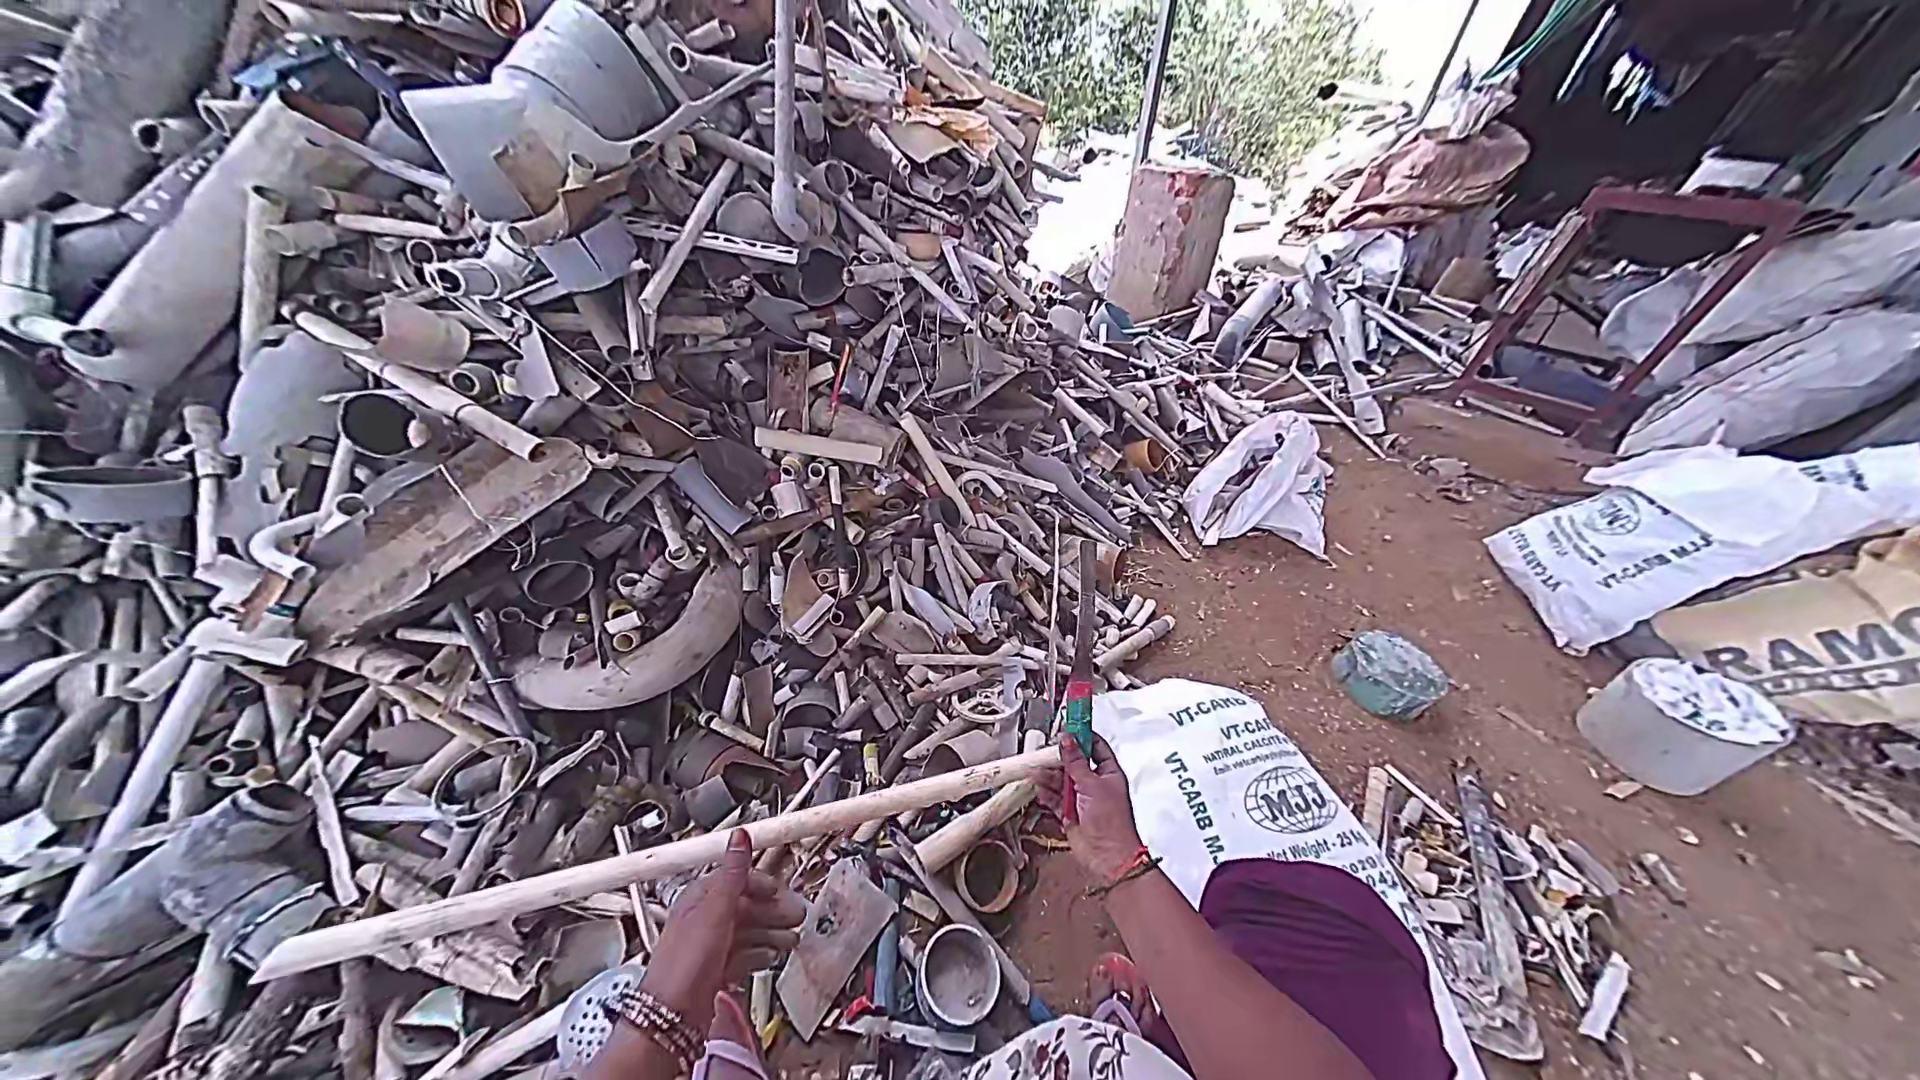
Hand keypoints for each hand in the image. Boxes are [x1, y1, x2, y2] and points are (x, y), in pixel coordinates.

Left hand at [639, 831, 804, 1029]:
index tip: (781, 889)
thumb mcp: (716, 907)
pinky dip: (758, 953)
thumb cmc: (684, 963)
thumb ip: (733, 871)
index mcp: (700, 898)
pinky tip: (769, 955)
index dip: (762, 883)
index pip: (737, 880)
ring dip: (771, 932)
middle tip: (797, 914)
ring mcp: (708, 947)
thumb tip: (740, 835)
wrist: (670, 1019)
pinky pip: (742, 955)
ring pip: (746, 931)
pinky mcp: (713, 972)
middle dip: (774, 910)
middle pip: (745, 907)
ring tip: (791, 936)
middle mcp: (702, 920)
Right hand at [1034, 733, 1145, 883]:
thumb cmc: (1111, 821)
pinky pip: (1055, 798)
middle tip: (1045, 750)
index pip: (1095, 746)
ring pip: (1061, 780)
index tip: (1067, 725)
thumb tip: (1068, 739)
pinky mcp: (1070, 813)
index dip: (1082, 735)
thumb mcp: (1092, 784)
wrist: (1108, 857)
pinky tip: (1038, 788)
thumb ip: (1076, 762)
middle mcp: (1095, 783)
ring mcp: (1082, 798)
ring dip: (1049, 776)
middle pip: (1074, 763)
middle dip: (1059, 758)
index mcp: (1108, 772)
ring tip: (1036, 771)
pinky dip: (1046, 793)